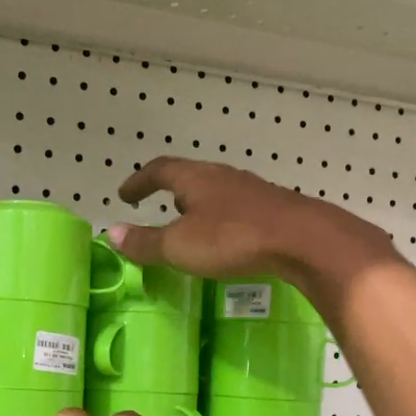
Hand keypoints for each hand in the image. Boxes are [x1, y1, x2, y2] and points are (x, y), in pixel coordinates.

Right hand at [112, 157, 396, 279]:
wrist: (303, 240)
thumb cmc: (233, 238)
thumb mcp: (180, 245)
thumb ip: (145, 241)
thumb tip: (112, 233)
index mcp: (195, 179)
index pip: (159, 171)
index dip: (139, 181)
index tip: (125, 194)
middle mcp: (222, 177)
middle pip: (191, 176)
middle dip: (171, 189)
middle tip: (158, 205)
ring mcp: (251, 191)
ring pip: (216, 191)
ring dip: (198, 204)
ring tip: (190, 222)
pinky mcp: (273, 209)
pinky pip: (237, 208)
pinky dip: (221, 218)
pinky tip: (226, 237)